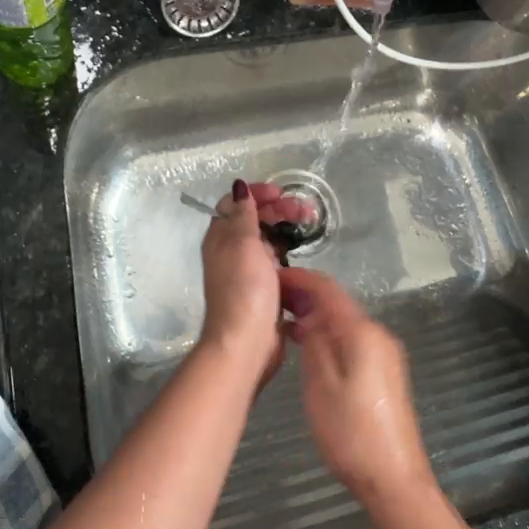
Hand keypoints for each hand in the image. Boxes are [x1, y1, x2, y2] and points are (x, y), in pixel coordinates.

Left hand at [198, 180, 311, 382]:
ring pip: (265, 238)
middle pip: (253, 219)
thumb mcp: (243, 243)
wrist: (245, 341)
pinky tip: (300, 250)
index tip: (281, 192)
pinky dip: (286, 249)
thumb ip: (243, 214)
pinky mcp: (262, 287)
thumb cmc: (244, 288)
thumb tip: (239, 187)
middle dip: (278, 208)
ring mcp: (246, 269)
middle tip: (304, 210)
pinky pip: (274, 259)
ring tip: (308, 224)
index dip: (257, 193)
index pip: (235, 203)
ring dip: (284, 227)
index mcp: (220, 237)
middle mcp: (230, 250)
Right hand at [279, 268, 435, 505]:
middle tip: (267, 300)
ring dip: (314, 316)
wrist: (394, 479)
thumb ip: (313, 341)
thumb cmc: (351, 433)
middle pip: (337, 302)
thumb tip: (306, 313)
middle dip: (303, 296)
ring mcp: (384, 352)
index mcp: (362, 331)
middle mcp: (377, 333)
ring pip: (343, 321)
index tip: (269, 276)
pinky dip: (327, 334)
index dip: (298, 278)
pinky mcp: (384, 371)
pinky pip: (351, 338)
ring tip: (280, 321)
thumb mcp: (320, 385)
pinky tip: (306, 346)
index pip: (327, 288)